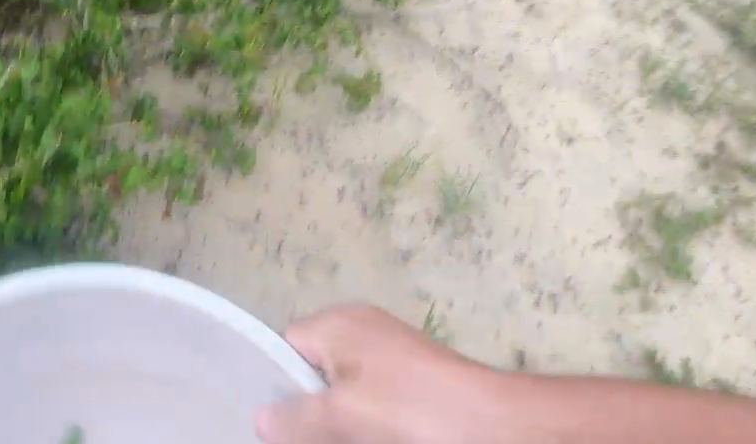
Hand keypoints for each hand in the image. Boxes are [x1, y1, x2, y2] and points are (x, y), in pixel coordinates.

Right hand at [255, 306, 508, 443]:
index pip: (285, 345)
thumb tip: (258, 417)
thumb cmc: (413, 411)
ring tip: (336, 439)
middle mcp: (359, 327)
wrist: (497, 426)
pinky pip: (369, 393)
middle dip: (307, 406)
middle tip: (301, 439)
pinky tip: (367, 436)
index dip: (276, 382)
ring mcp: (388, 350)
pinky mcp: (411, 374)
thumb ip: (299, 417)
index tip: (275, 423)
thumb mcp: (348, 416)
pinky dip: (362, 418)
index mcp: (338, 323)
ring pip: (342, 385)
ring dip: (336, 417)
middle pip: (313, 367)